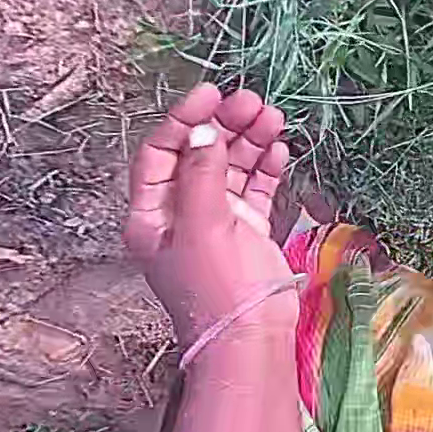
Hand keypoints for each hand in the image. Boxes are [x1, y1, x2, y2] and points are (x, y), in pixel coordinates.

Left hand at [125, 83, 296, 342]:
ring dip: (251, 141)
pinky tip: (278, 151)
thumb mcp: (201, 226)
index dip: (184, 120)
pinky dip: (266, 168)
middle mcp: (183, 210)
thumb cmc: (216, 287)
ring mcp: (217, 218)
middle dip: (225, 125)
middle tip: (254, 103)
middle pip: (201, 154)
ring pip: (232, 166)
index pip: (162, 152)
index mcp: (154, 212)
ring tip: (274, 118)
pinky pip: (254, 188)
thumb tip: (204, 131)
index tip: (211, 95)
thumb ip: (201, 174)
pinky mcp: (247, 228)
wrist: (251, 336)